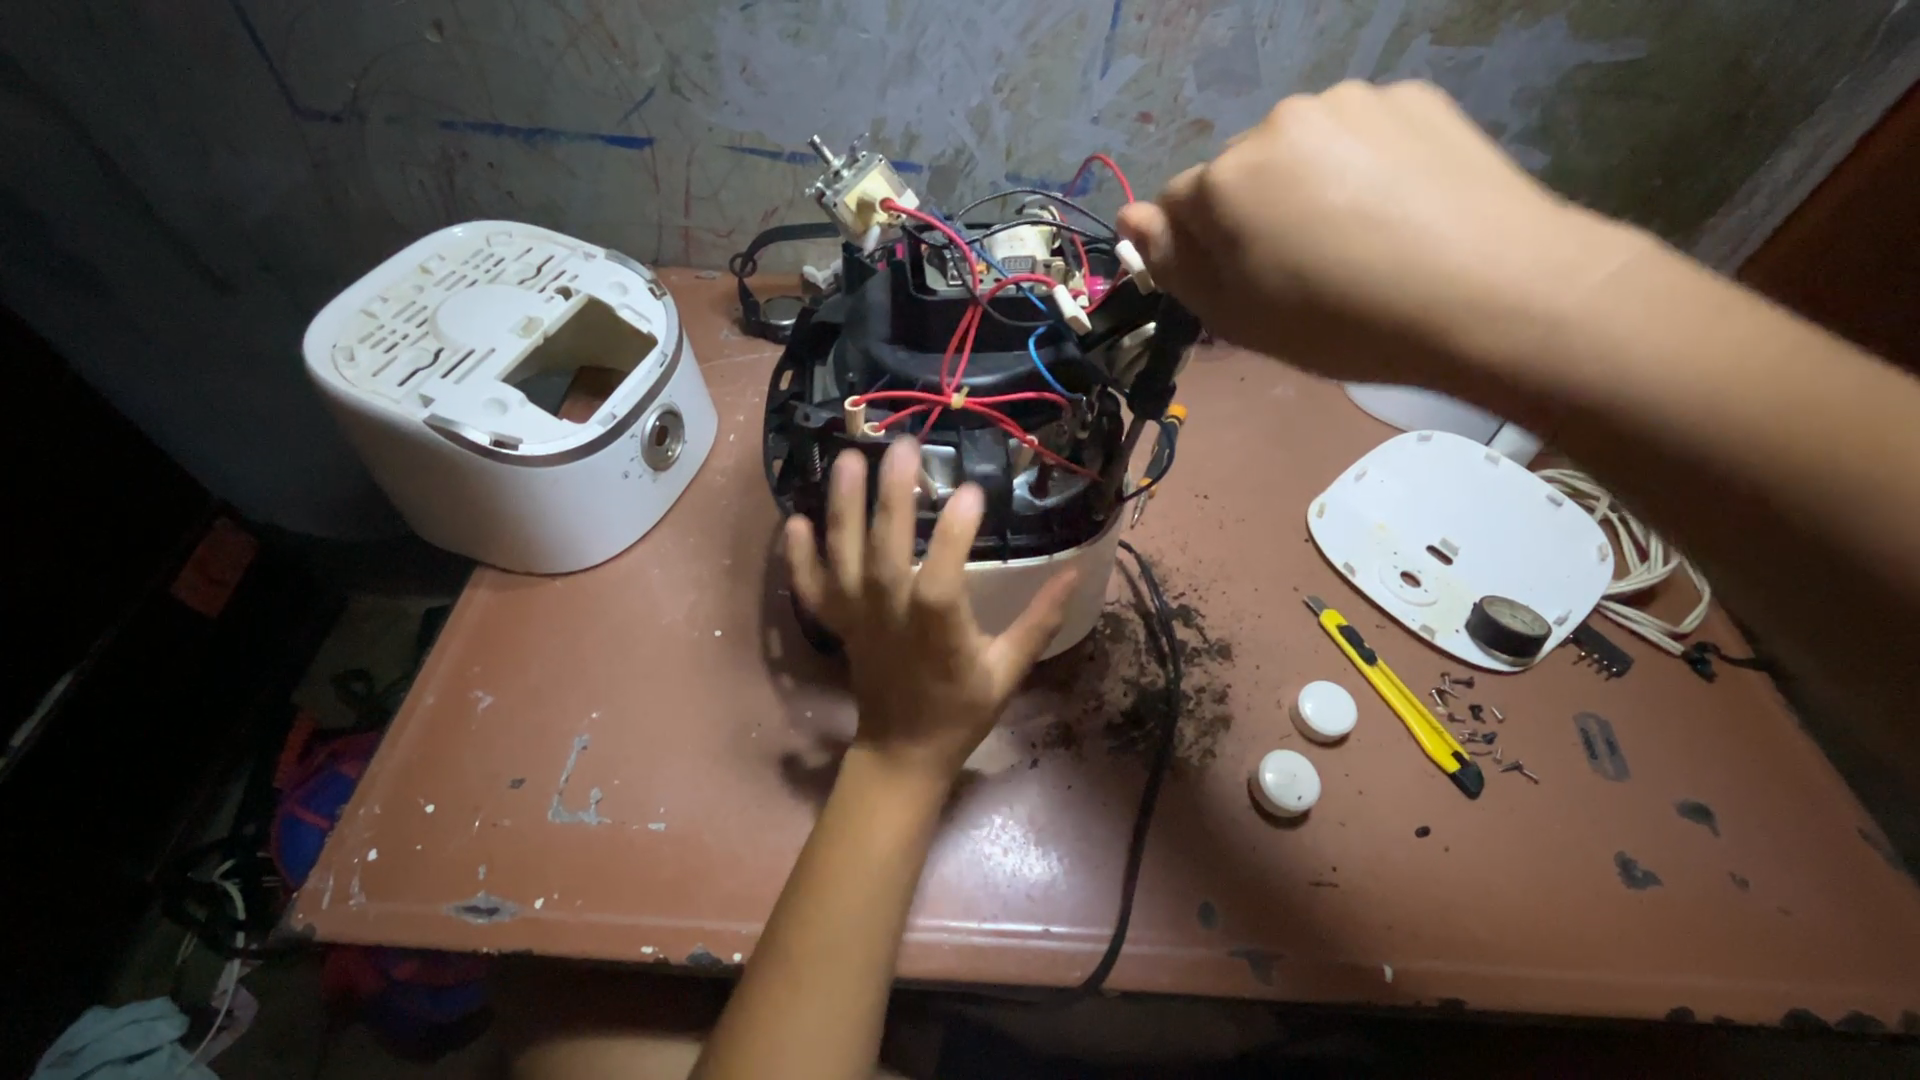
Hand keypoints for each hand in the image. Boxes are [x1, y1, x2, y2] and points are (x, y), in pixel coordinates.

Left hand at [784, 437, 1076, 782]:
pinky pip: (811, 589)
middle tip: (904, 446)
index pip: (942, 575)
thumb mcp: (1009, 669)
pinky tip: (795, 520)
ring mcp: (857, 619)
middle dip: (892, 496)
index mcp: (937, 632)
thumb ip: (1040, 620)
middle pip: (884, 552)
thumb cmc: (961, 710)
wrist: (903, 751)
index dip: (953, 533)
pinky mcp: (837, 625)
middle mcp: (891, 617)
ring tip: (849, 459)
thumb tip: (1077, 571)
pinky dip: (799, 557)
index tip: (971, 490)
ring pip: (843, 558)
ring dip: (843, 508)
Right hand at [1117, 80, 1650, 391]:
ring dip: (1306, 185)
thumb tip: (1131, 218)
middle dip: (1253, 212)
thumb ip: (1175, 265)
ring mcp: (1351, 101)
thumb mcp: (1239, 317)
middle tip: (1304, 269)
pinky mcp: (1412, 97)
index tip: (1243, 285)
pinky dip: (1361, 166)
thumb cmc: (1343, 323)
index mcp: (1226, 178)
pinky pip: (1357, 135)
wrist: (1493, 293)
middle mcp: (1278, 122)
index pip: (1176, 206)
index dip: (1200, 251)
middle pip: (1238, 173)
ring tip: (1357, 237)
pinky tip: (1397, 208)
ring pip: (1298, 149)